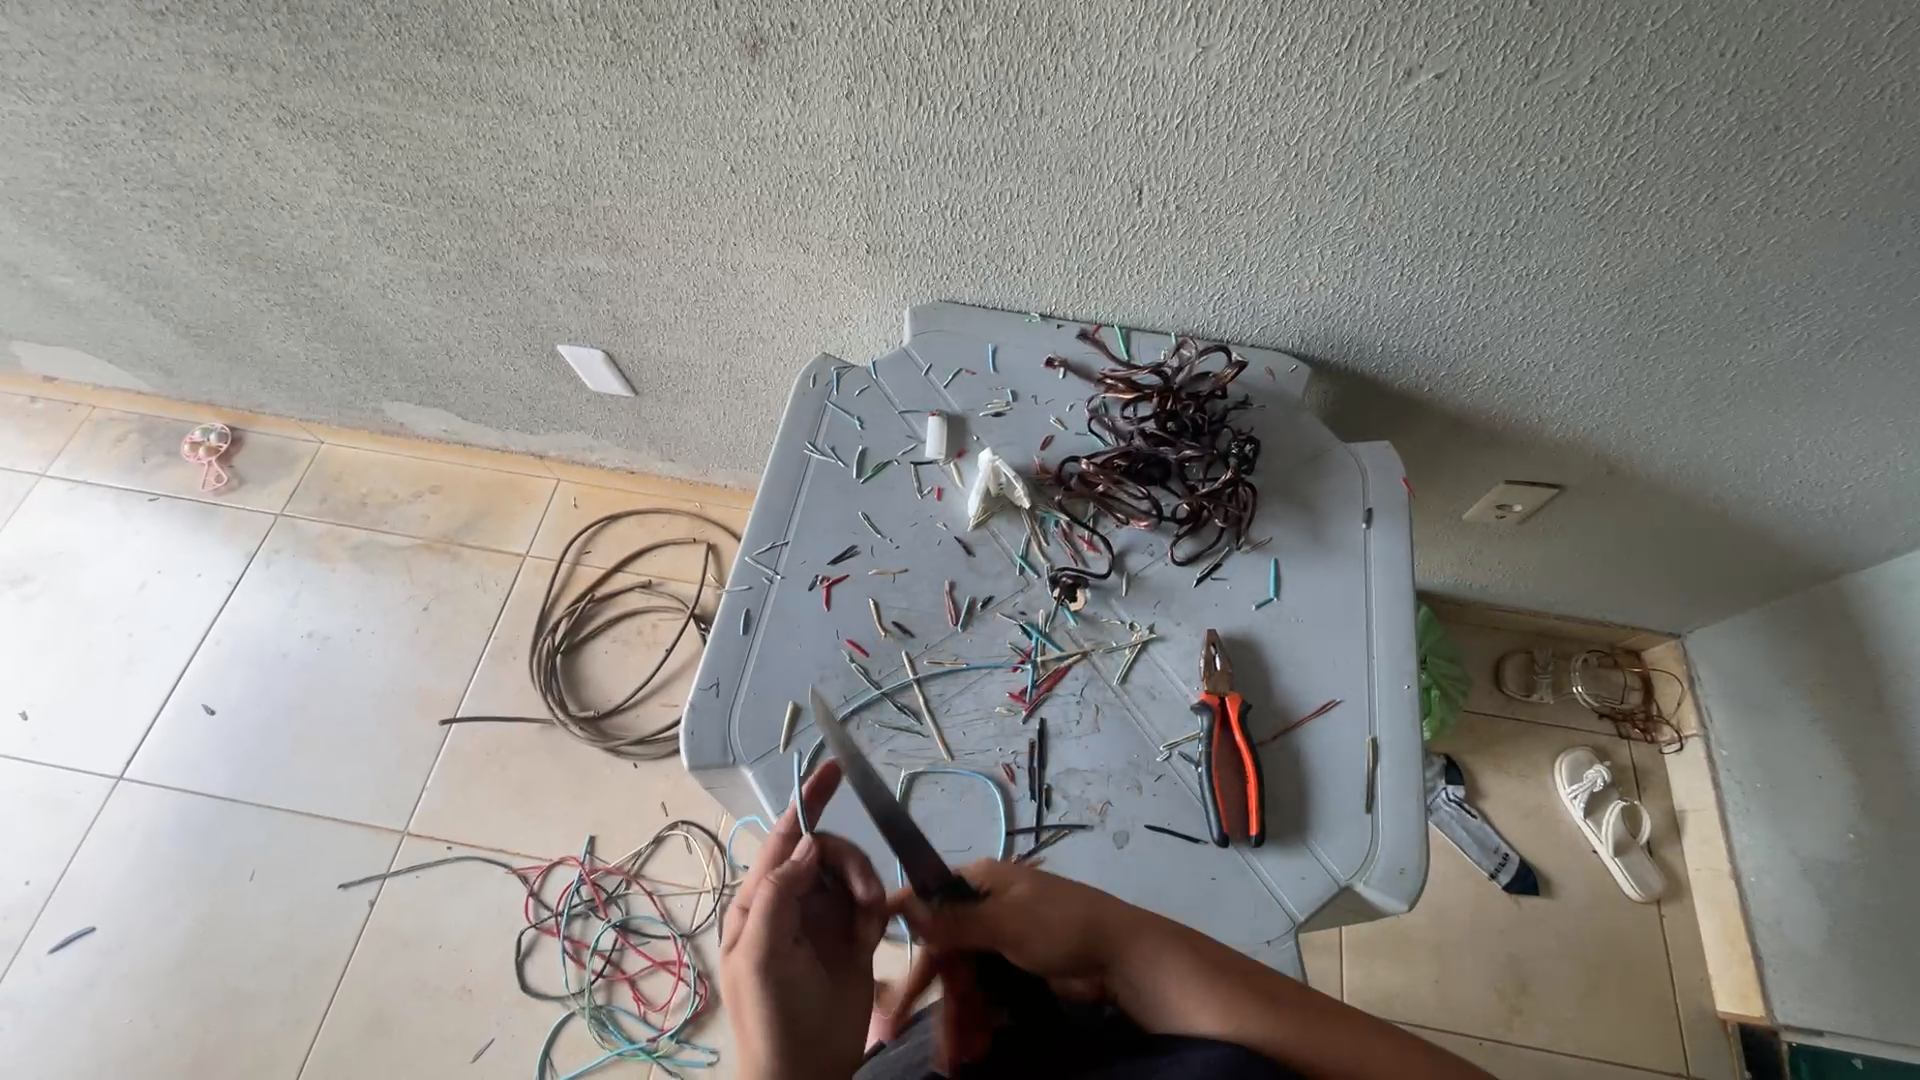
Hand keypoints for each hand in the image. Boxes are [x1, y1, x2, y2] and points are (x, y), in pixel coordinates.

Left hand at [720, 761, 889, 1079]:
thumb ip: (779, 892)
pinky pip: (871, 899)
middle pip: (826, 850)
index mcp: (761, 900)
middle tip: (863, 899)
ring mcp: (823, 917)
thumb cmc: (771, 1017)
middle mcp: (793, 899)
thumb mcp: (761, 955)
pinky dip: (875, 911)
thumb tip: (807, 843)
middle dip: (848, 863)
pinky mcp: (853, 934)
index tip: (833, 769)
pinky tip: (869, 938)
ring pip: (852, 871)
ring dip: (865, 888)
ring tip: (867, 924)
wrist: (807, 1074)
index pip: (783, 837)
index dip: (807, 800)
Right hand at [886, 858, 1153, 1070]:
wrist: (1120, 956)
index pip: (931, 900)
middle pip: (945, 950)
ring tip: (954, 1056)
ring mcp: (1001, 939)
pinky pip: (985, 993)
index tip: (873, 951)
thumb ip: (955, 920)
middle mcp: (986, 908)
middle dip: (933, 993)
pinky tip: (974, 1046)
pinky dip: (978, 1018)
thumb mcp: (1006, 922)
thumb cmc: (1061, 926)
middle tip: (898, 1028)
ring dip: (957, 1015)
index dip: (906, 926)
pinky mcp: (1015, 969)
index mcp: (981, 883)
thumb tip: (904, 903)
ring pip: (964, 978)